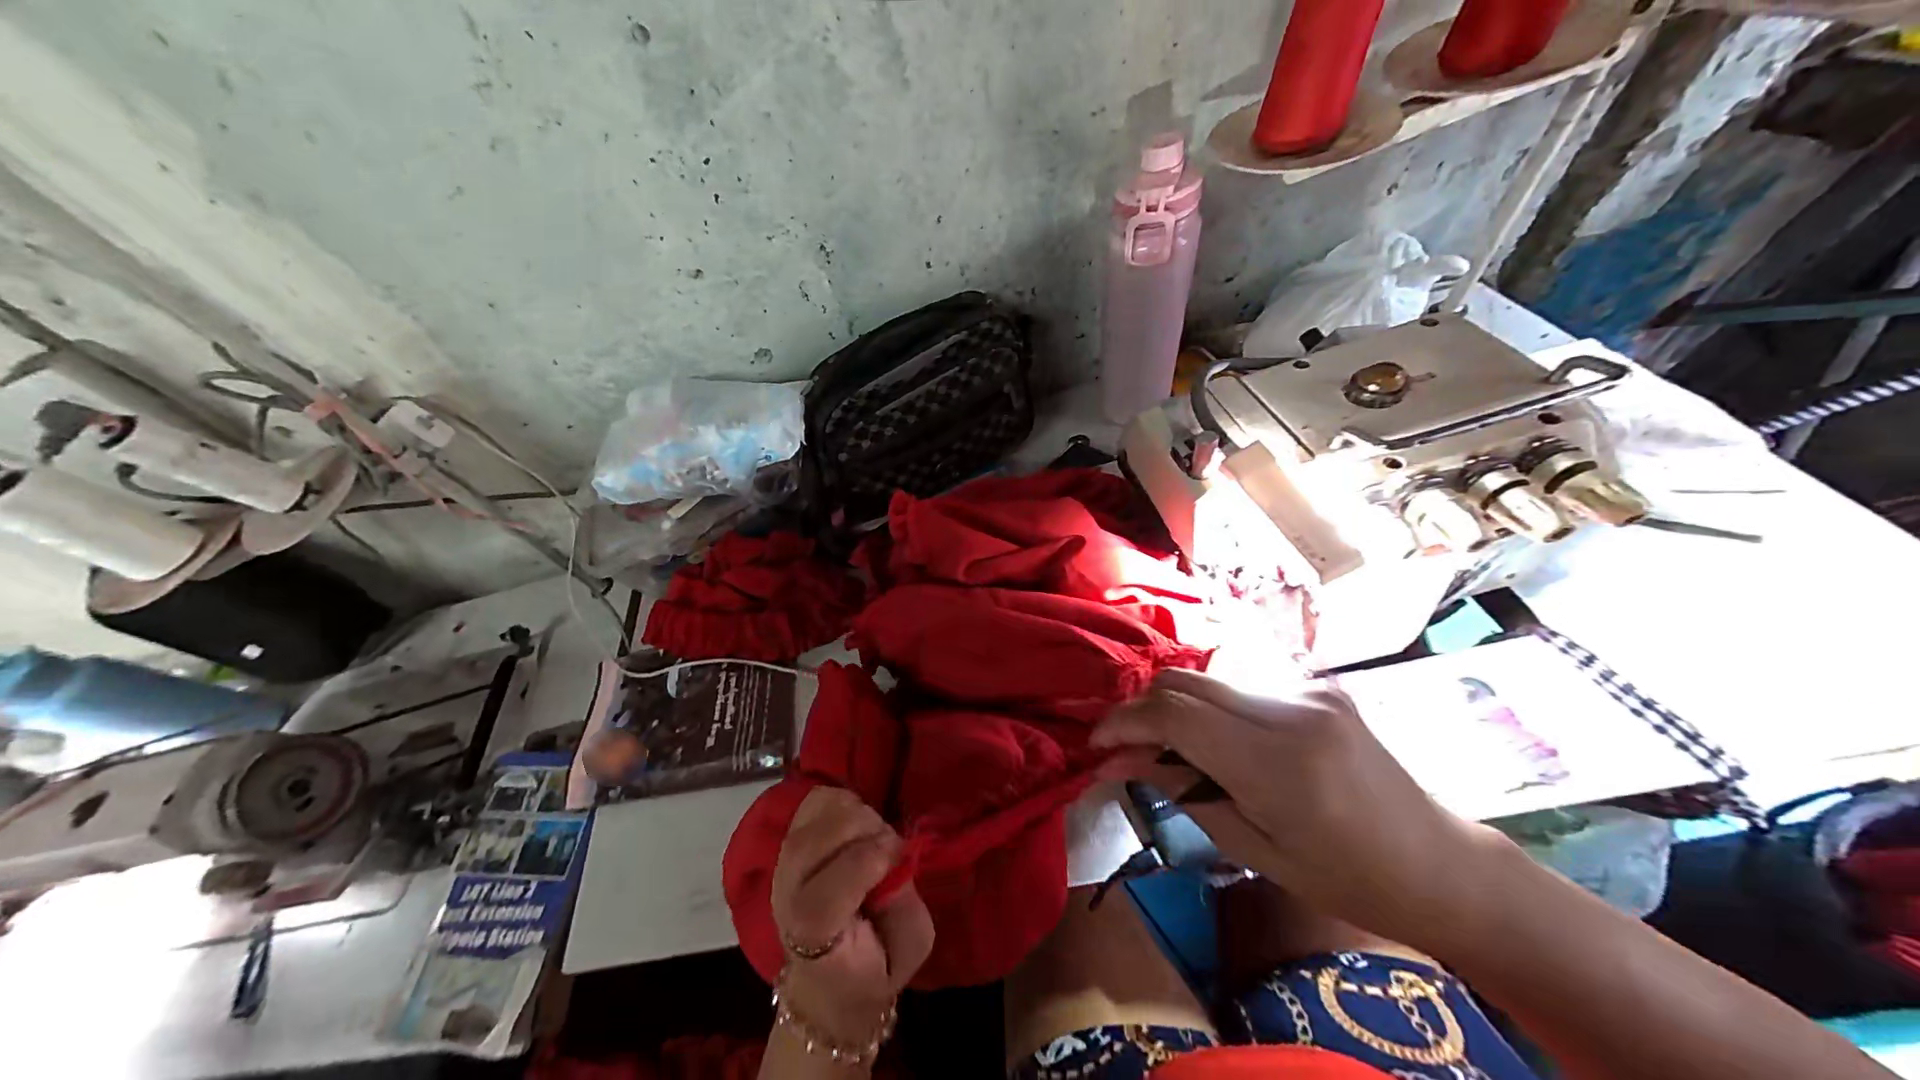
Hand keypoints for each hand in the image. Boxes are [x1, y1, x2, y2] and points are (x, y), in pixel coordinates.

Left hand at [769, 787, 933, 1046]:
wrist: (828, 980)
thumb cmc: (872, 968)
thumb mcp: (908, 952)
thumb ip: (905, 908)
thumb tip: (896, 858)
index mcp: (814, 937)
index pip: (823, 896)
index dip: (865, 863)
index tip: (899, 854)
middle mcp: (788, 897)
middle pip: (812, 844)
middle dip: (862, 830)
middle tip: (890, 843)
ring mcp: (783, 866)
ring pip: (811, 819)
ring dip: (853, 813)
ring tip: (874, 832)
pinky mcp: (789, 843)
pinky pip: (811, 804)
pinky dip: (839, 800)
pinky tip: (856, 819)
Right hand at [1094, 669, 1508, 949]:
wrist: (1436, 862)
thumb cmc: (1343, 878)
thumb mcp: (1251, 846)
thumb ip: (1180, 790)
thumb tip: (1114, 760)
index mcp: (1278, 761)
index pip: (1174, 712)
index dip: (1124, 721)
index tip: (1096, 745)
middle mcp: (1292, 707)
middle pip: (1185, 681)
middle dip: (1143, 709)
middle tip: (1126, 747)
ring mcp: (1309, 688)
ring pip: (1208, 679)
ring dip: (1176, 708)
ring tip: (1173, 752)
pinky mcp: (1318, 683)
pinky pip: (1241, 686)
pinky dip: (1212, 709)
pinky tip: (1218, 744)